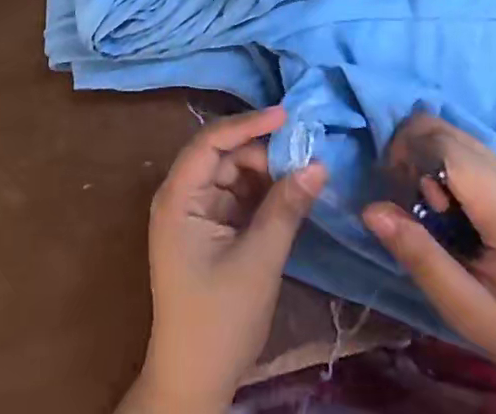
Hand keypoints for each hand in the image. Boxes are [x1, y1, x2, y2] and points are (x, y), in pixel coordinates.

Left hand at [118, 106, 325, 413]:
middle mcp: (182, 197)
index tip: (287, 115)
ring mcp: (197, 214)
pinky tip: (293, 194)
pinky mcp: (212, 230)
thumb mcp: (258, 260)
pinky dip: (265, 194)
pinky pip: (240, 197)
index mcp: (178, 199)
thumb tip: (318, 164)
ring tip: (305, 174)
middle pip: (224, 155)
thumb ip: (286, 208)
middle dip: (264, 152)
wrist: (194, 379)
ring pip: (235, 174)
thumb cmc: (219, 319)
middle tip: (307, 156)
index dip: (248, 124)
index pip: (210, 142)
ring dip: (268, 172)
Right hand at [360, 113, 495, 413]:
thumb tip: (370, 208)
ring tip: (424, 209)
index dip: (408, 157)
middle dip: (409, 153)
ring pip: (451, 133)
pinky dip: (440, 163)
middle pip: (443, 129)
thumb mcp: (467, 309)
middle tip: (404, 203)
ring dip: (423, 157)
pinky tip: (444, 208)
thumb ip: (419, 255)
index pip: (443, 144)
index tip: (397, 198)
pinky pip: (465, 149)